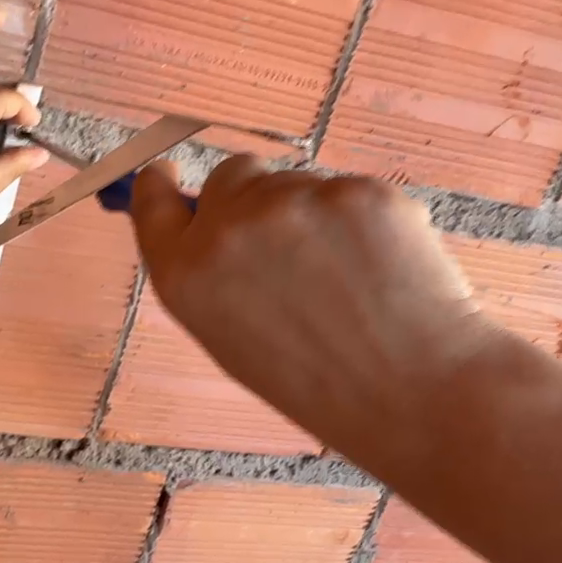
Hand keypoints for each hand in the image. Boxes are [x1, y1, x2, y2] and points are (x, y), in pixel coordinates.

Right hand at [129, 156, 506, 453]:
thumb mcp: (222, 332)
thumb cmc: (308, 378)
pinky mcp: (354, 190)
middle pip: (228, 176)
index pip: (152, 200)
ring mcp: (290, 204)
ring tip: (341, 271)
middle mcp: (225, 232)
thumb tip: (205, 220)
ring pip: (291, 181)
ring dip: (306, 210)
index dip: (159, 183)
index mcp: (183, 274)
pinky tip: (376, 263)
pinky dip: (357, 216)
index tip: (165, 172)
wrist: (409, 390)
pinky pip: (344, 188)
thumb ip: (202, 271)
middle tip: (285, 245)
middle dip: (248, 197)